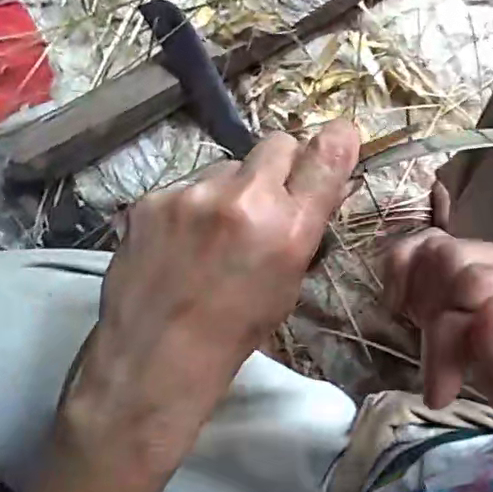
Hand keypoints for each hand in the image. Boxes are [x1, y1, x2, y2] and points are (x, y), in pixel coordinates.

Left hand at [59, 122, 359, 475]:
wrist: (156, 357)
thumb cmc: (237, 330)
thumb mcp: (290, 281)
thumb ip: (306, 226)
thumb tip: (326, 185)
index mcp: (288, 229)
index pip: (324, 156)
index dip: (337, 140)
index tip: (340, 135)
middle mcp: (243, 200)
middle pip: (277, 143)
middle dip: (281, 163)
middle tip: (269, 195)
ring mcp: (192, 194)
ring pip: (228, 165)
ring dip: (232, 187)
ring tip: (213, 231)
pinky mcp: (152, 198)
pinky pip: (188, 185)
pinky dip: (193, 204)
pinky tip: (181, 239)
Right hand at [384, 231, 492, 481]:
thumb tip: (489, 311)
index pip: (481, 285)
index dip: (446, 338)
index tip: (442, 394)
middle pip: (454, 263)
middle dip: (433, 326)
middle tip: (443, 379)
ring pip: (438, 251)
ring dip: (420, 301)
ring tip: (438, 351)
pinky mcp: (491, 265)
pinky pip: (432, 248)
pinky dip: (409, 276)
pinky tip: (416, 315)